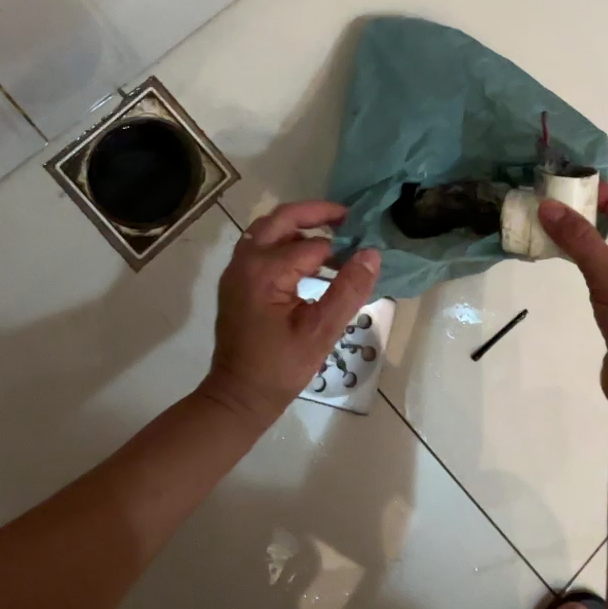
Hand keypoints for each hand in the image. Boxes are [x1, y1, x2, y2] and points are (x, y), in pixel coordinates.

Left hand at [199, 201, 381, 427]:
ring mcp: (236, 269)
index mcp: (265, 270)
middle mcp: (245, 260)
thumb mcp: (321, 332)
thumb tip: (372, 254)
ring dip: (299, 227)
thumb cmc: (281, 367)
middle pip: (282, 218)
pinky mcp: (235, 280)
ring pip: (268, 229)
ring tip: (334, 238)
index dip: (343, 247)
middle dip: (316, 214)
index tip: (367, 250)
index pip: (313, 245)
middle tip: (349, 219)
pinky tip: (309, 261)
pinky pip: (260, 246)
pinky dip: (285, 242)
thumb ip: (348, 290)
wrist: (238, 395)